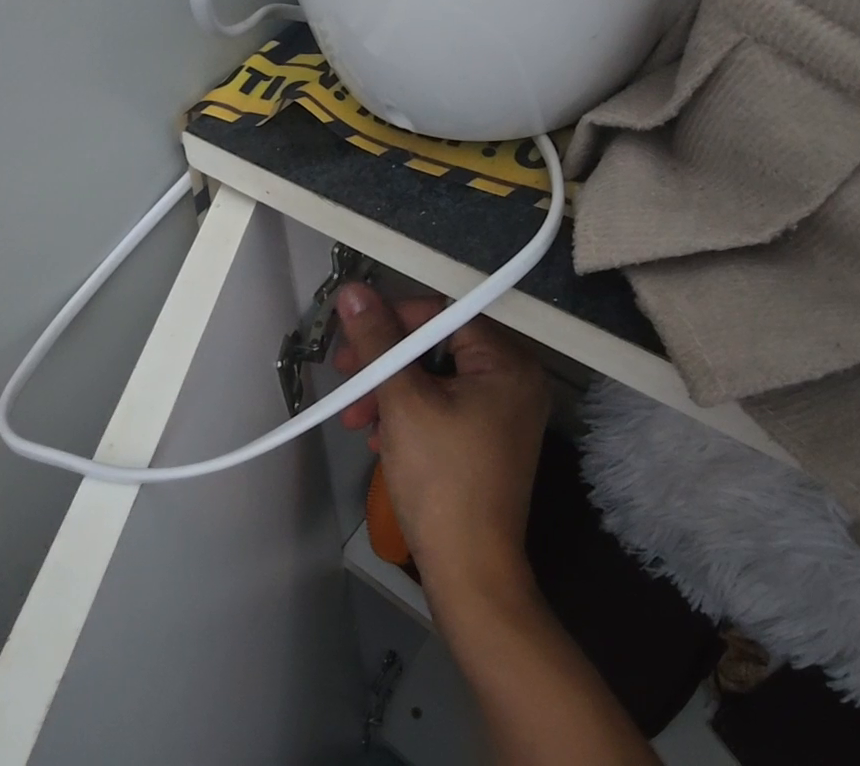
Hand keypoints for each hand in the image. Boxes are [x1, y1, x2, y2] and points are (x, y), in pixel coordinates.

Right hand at [332, 283, 552, 590]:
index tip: (352, 336)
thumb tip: (353, 291)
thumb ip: (377, 341)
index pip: (444, 313)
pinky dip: (408, 416)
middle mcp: (514, 381)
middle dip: (385, 363)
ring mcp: (503, 414)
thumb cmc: (441, 477)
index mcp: (507, 362)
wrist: (469, 567)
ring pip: (434, 380)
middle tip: (345, 375)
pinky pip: (442, 409)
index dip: (394, 318)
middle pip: (437, 347)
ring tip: (356, 420)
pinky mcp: (488, 442)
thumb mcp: (402, 401)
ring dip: (389, 392)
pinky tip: (379, 439)